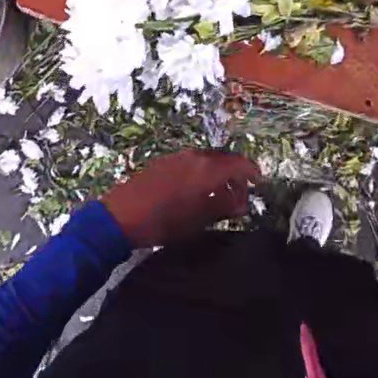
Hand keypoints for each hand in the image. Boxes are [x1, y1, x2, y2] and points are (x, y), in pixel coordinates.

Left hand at [100, 149, 261, 247]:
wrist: (120, 216)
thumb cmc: (164, 221)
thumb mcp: (198, 220)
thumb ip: (223, 208)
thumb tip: (241, 204)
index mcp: (209, 169)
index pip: (240, 164)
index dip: (252, 173)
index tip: (258, 184)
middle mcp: (197, 156)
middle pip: (225, 160)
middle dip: (235, 176)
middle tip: (238, 196)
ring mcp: (179, 157)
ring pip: (208, 161)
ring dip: (218, 175)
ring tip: (218, 196)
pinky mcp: (165, 162)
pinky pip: (193, 163)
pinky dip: (202, 174)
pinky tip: (196, 192)